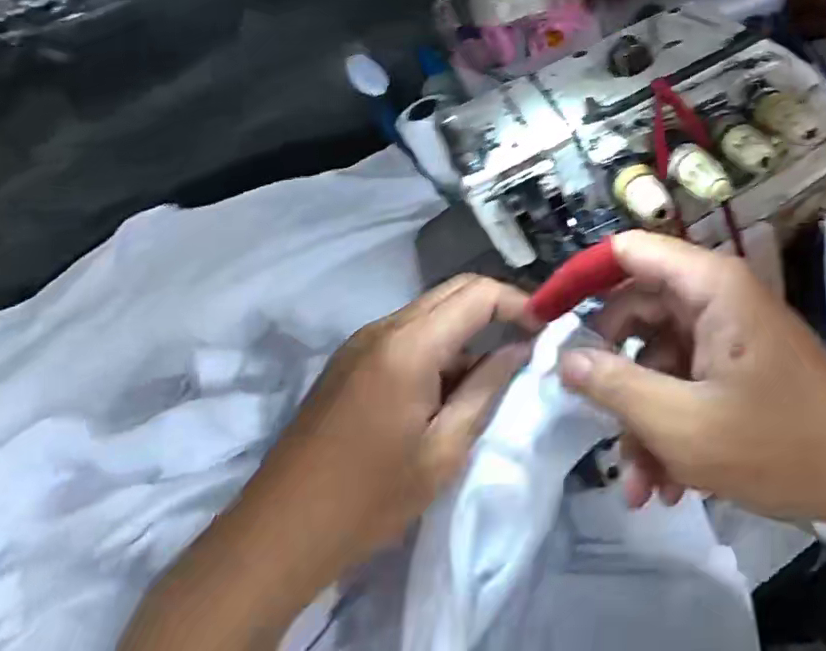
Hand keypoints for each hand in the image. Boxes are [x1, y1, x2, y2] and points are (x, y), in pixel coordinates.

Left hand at [250, 275, 535, 572]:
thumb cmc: (369, 499)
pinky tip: (448, 388)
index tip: (548, 329)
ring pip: (431, 310)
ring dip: (468, 328)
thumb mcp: (444, 450)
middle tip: (529, 341)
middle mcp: (383, 328)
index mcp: (408, 345)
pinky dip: (440, 344)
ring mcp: (361, 341)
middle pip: (454, 290)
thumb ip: (487, 388)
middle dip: (498, 306)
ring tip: (492, 374)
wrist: (276, 535)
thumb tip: (521, 349)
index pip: (478, 293)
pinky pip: (408, 332)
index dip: (520, 302)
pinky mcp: (350, 360)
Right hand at [557, 231, 825, 532]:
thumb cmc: (779, 442)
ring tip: (641, 485)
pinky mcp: (738, 364)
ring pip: (659, 358)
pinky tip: (668, 485)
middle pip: (638, 312)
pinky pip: (686, 381)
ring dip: (642, 418)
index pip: (627, 252)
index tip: (544, 321)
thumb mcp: (683, 424)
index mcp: (708, 285)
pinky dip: (670, 426)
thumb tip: (564, 356)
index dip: (581, 280)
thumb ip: (615, 385)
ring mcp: (729, 331)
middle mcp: (716, 296)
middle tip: (596, 425)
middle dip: (615, 377)